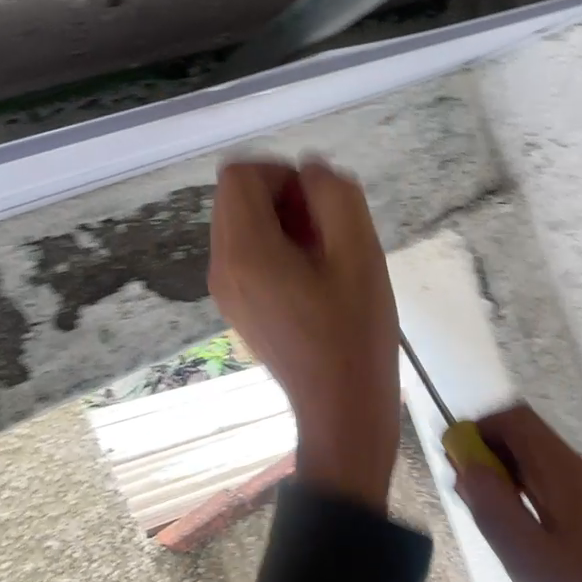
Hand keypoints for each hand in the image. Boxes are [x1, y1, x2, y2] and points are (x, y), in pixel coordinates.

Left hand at [209, 157, 399, 512]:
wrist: (341, 410)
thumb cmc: (355, 335)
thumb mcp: (360, 254)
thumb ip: (335, 196)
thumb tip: (311, 172)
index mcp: (244, 252)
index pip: (240, 174)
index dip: (283, 173)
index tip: (322, 206)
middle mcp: (221, 267)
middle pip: (237, 198)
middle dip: (284, 199)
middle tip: (329, 234)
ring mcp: (225, 291)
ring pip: (242, 225)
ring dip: (283, 224)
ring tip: (326, 259)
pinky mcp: (237, 308)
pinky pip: (247, 256)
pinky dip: (276, 250)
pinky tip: (314, 281)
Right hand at [452, 403, 581, 581]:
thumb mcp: (522, 552)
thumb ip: (491, 504)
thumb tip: (465, 464)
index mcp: (562, 470)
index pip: (516, 420)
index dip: (479, 428)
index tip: (454, 460)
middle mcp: (575, 469)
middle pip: (524, 434)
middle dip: (486, 449)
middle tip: (464, 489)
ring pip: (532, 457)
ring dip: (500, 470)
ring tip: (482, 509)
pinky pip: (543, 479)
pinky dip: (517, 486)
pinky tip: (509, 522)